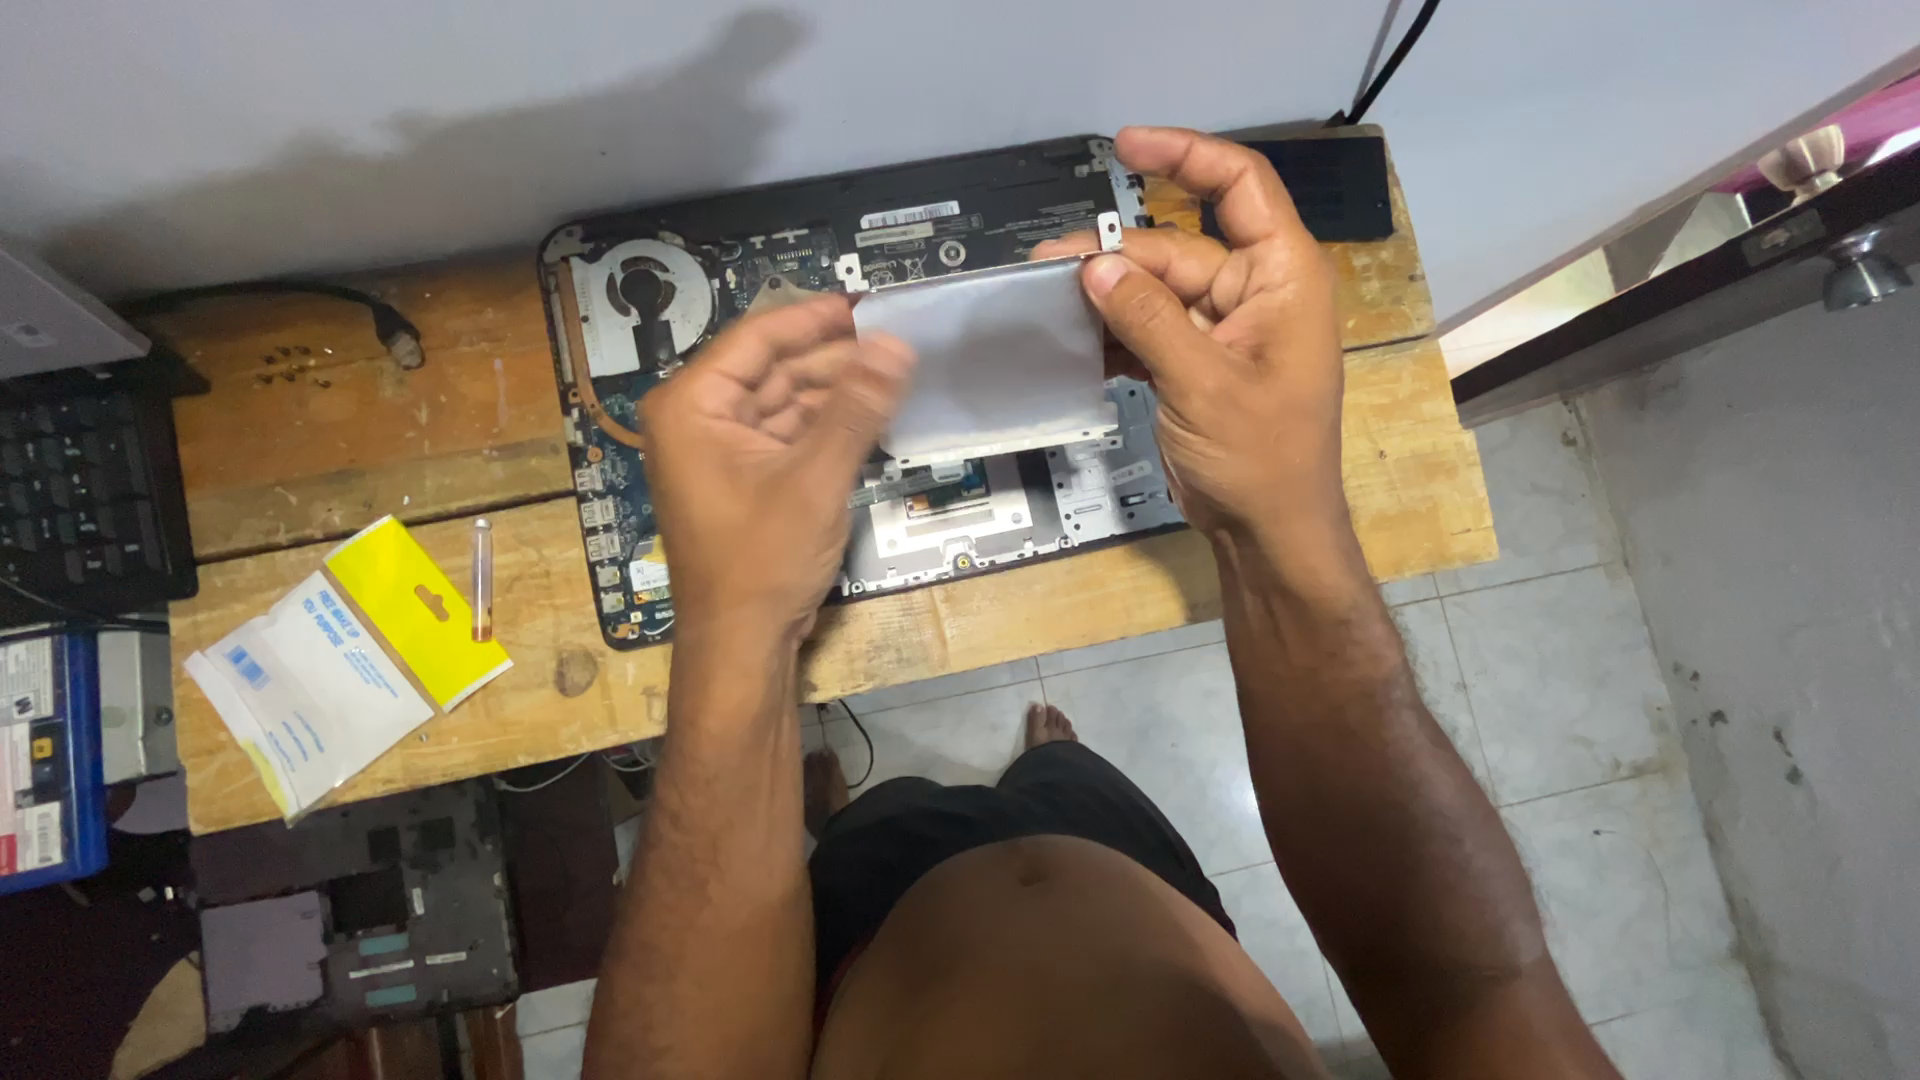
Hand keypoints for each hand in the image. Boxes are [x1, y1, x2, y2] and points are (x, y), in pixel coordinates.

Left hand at [639, 297, 913, 644]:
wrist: (743, 642)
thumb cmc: (763, 558)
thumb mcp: (814, 478)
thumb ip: (856, 407)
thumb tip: (896, 345)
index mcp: (693, 406)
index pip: (756, 339)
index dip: (813, 319)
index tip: (866, 304)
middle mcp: (700, 420)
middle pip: (773, 369)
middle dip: (832, 359)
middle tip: (893, 343)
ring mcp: (723, 452)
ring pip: (785, 404)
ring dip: (835, 393)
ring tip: (892, 377)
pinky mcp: (748, 480)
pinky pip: (790, 437)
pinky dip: (827, 428)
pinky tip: (870, 416)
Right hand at [1033, 126, 1346, 547]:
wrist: (1266, 529)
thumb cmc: (1259, 456)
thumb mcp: (1203, 383)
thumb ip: (1148, 320)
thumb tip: (1092, 268)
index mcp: (1279, 277)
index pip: (1237, 188)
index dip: (1183, 157)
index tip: (1123, 147)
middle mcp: (1251, 294)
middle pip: (1174, 250)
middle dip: (1115, 258)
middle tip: (1047, 268)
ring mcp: (1219, 333)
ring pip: (1153, 294)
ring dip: (1106, 299)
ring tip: (1049, 301)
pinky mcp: (1192, 367)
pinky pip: (1147, 334)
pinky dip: (1114, 337)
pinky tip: (1075, 342)